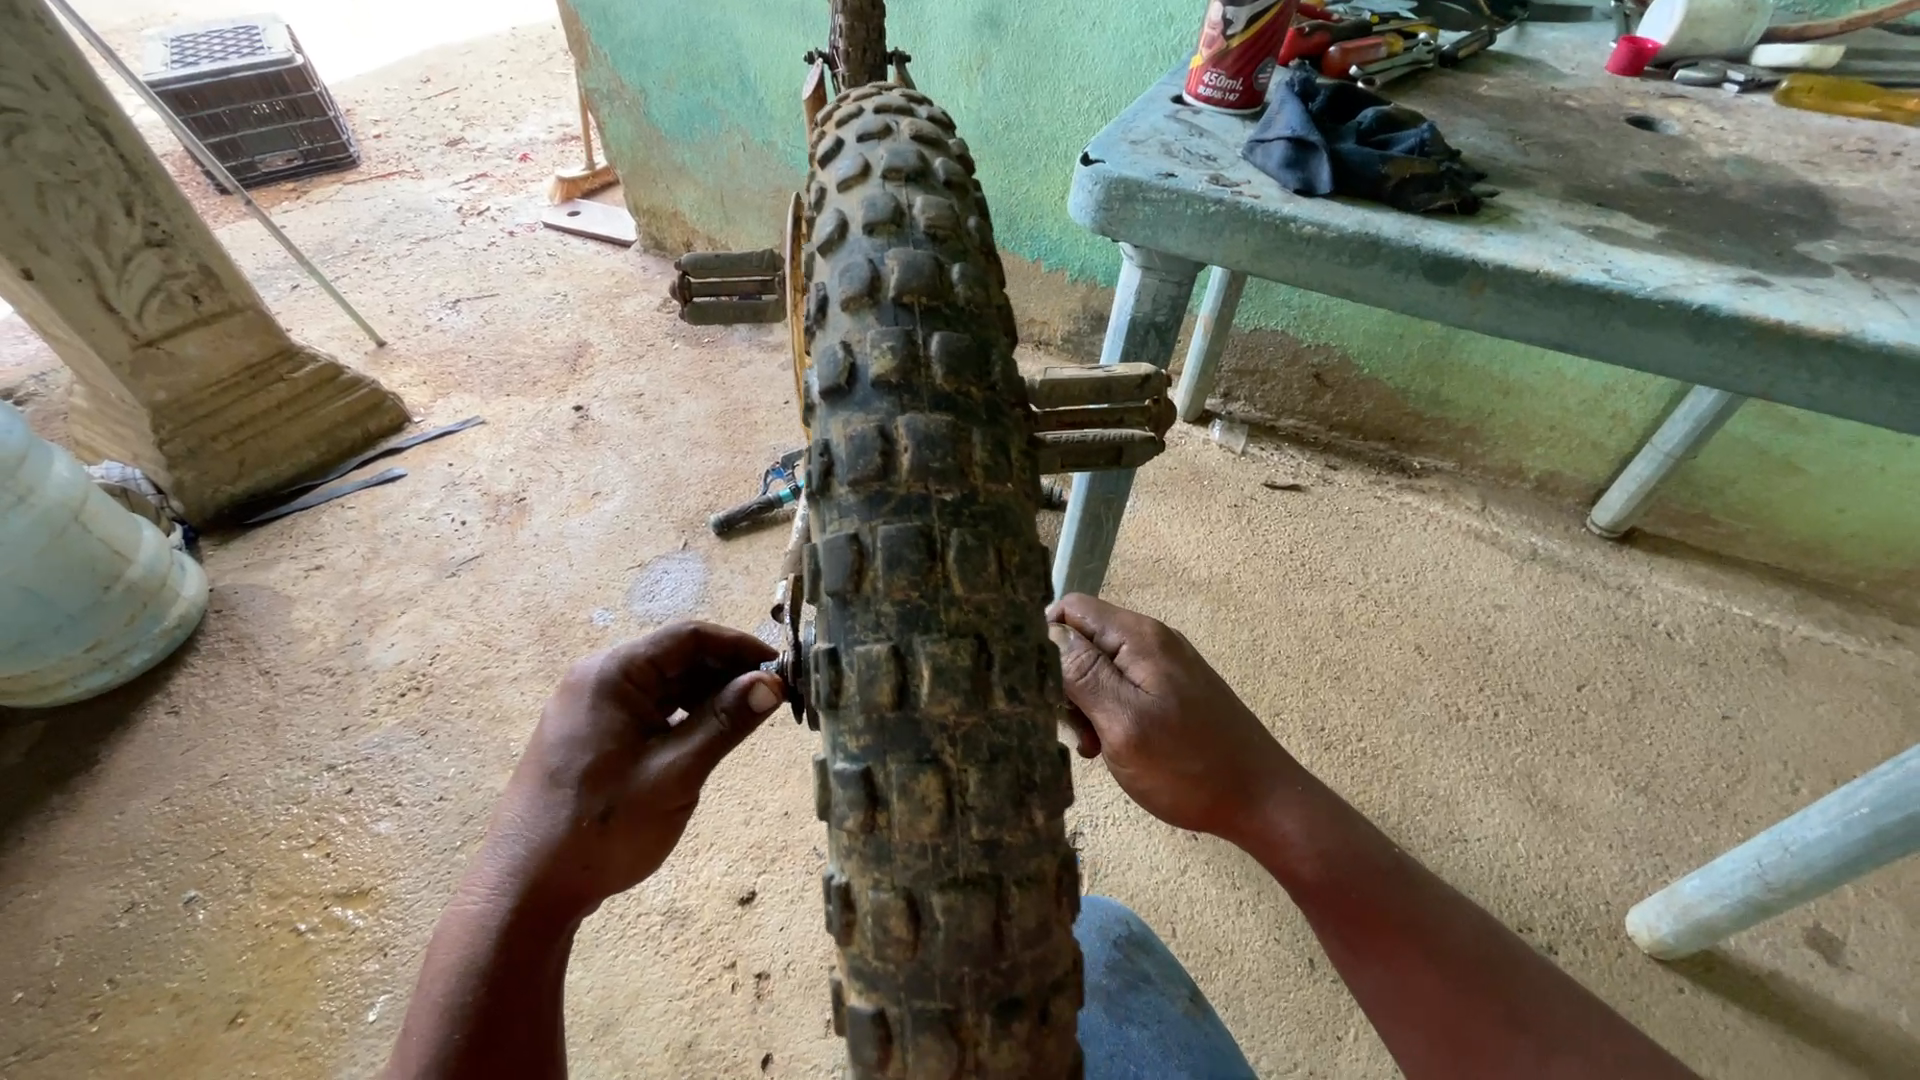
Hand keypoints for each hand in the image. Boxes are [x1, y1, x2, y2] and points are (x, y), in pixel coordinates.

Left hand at [472, 622, 784, 921]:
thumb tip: (773, 683)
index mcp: (612, 674)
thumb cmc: (603, 828)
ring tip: (749, 718)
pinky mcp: (592, 735)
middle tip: (774, 697)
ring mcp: (591, 708)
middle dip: (728, 672)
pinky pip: (648, 709)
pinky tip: (709, 736)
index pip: (689, 637)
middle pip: (677, 657)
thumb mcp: (676, 773)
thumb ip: (725, 722)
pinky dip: (684, 715)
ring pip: (665, 684)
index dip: (740, 647)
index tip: (782, 669)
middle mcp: (598, 679)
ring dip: (708, 695)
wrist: (526, 890)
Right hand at [1048, 594, 1296, 839]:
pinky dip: (1108, 716)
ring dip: (1086, 706)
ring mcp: (1164, 669)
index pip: (1071, 609)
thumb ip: (1083, 673)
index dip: (1045, 640)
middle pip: (1083, 641)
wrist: (1262, 803)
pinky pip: (1122, 691)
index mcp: (1139, 638)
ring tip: (1096, 748)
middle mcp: (1151, 642)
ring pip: (1100, 670)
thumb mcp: (1124, 722)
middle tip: (1074, 730)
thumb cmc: (1188, 767)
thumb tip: (1046, 632)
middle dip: (1066, 682)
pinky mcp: (1171, 694)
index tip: (1037, 686)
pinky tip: (1112, 749)